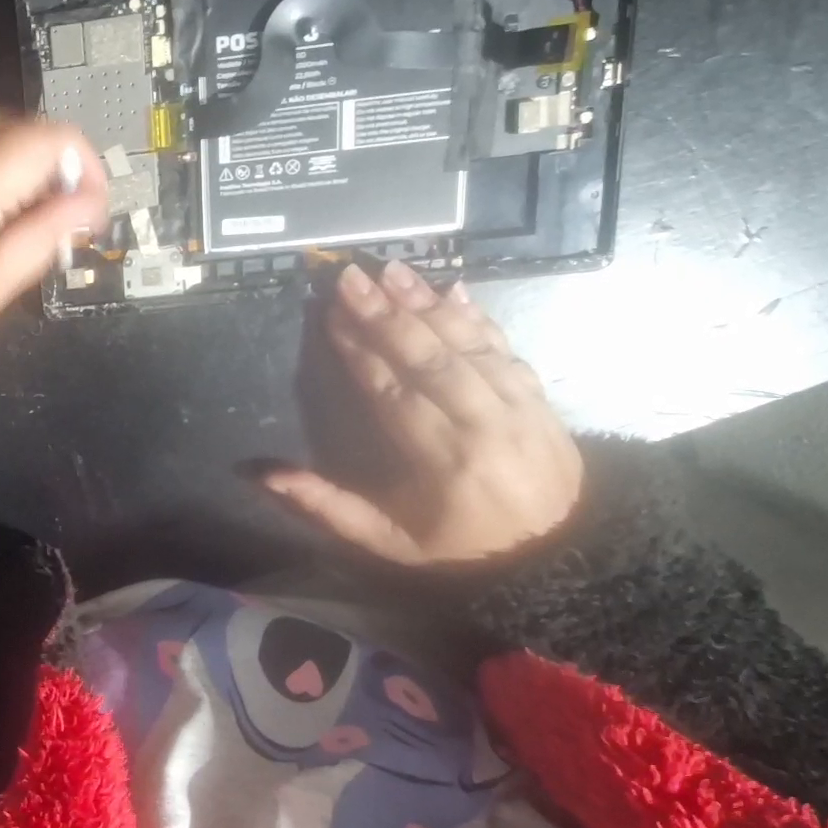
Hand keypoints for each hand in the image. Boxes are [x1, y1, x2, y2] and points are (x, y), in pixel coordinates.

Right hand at [261, 262, 583, 564]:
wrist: (562, 558)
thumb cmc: (459, 548)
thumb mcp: (387, 543)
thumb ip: (326, 507)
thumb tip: (265, 475)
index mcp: (441, 463)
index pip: (393, 394)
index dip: (360, 353)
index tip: (330, 317)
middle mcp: (483, 427)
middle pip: (430, 360)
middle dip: (386, 314)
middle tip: (350, 277)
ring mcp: (518, 408)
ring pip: (468, 345)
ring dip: (426, 303)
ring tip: (390, 269)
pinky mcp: (538, 398)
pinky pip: (505, 348)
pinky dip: (478, 316)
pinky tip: (452, 288)